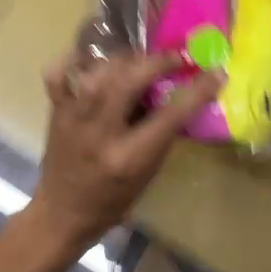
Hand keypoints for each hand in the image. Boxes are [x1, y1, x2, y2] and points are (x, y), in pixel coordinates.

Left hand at [27, 53, 222, 255]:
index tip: (216, 72)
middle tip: (175, 58)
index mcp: (128, 158)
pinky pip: (60, 73)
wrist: (61, 213)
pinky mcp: (55, 110)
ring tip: (139, 61)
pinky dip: (77, 60)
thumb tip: (179, 93)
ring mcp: (72, 117)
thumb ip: (162, 135)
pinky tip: (94, 61)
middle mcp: (99, 133)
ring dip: (125, 59)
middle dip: (157, 62)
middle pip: (129, 81)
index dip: (197, 90)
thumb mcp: (147, 174)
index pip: (169, 116)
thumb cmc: (112, 200)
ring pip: (99, 71)